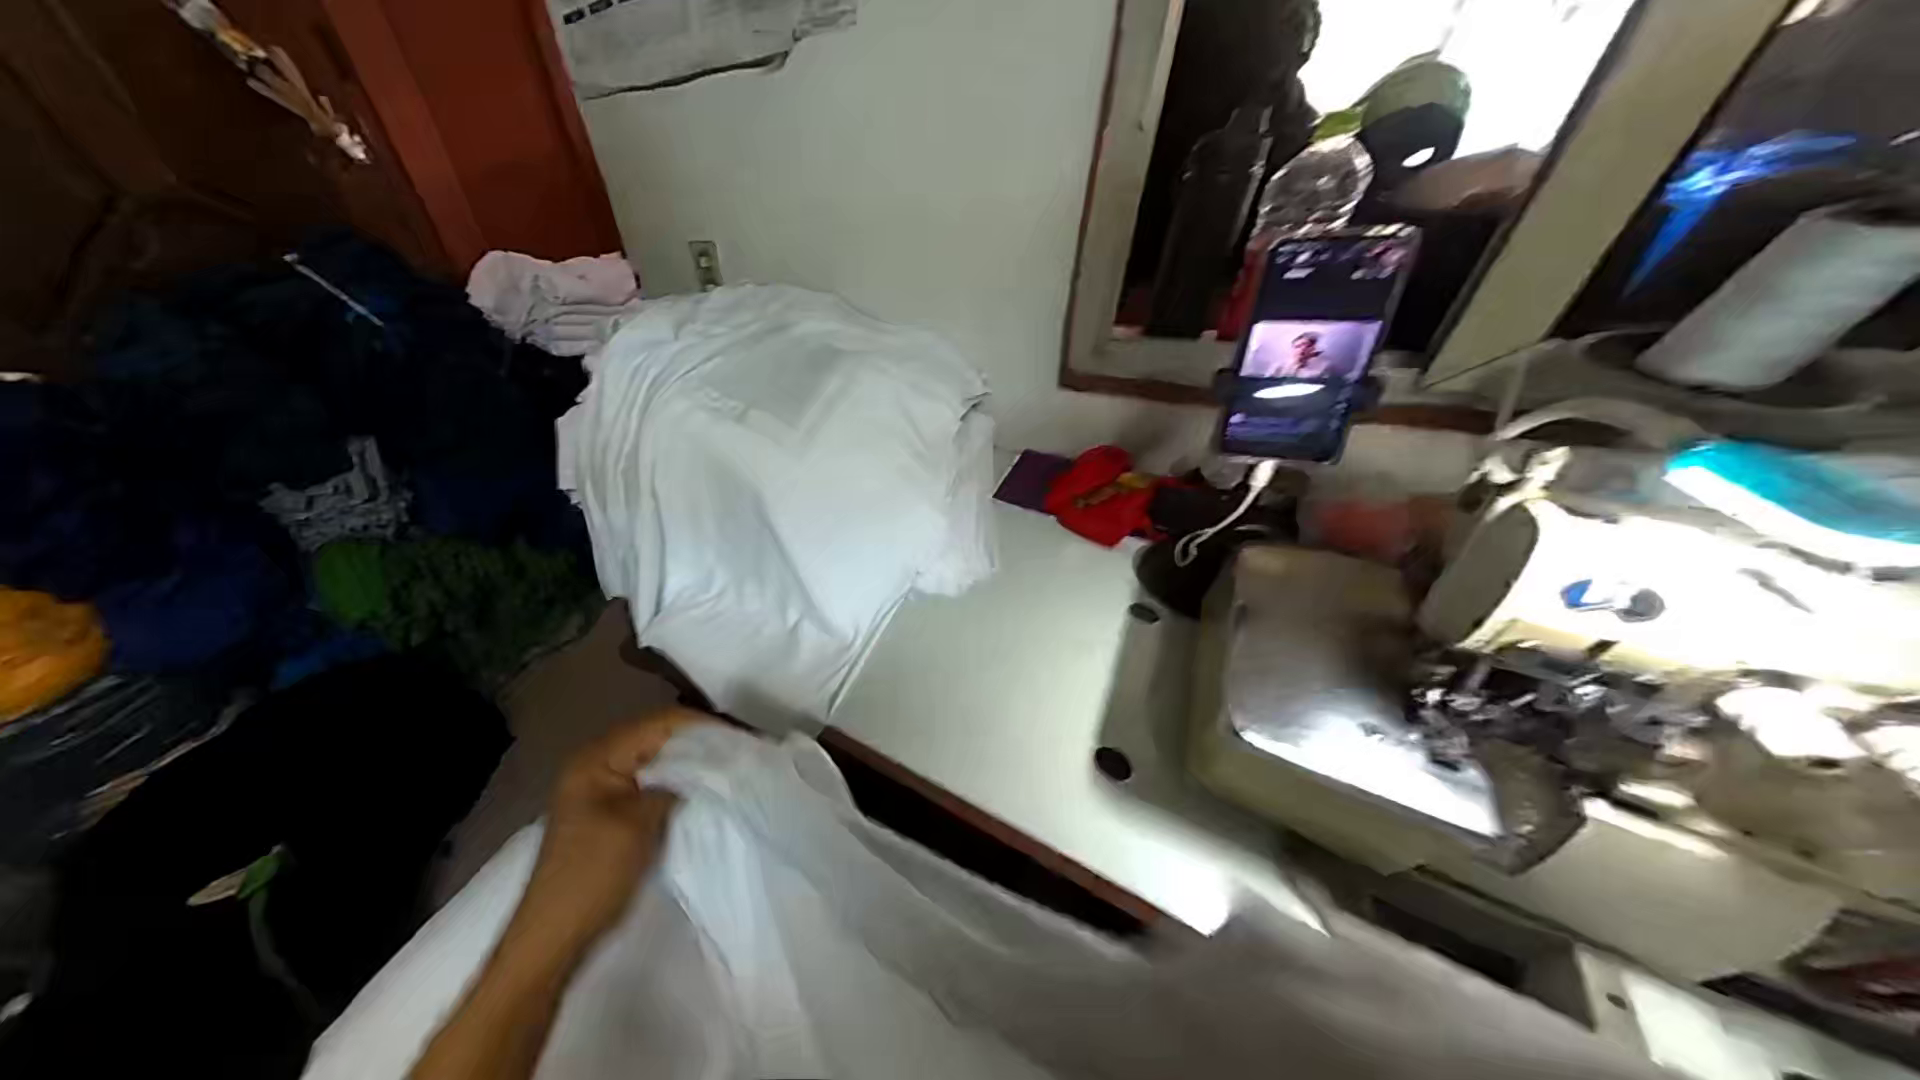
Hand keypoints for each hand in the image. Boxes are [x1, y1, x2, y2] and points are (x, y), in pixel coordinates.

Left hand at [508, 707, 718, 960]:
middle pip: (659, 736)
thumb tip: (711, 766)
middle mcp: (598, 762)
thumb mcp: (639, 822)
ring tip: (730, 764)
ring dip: (692, 759)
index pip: (660, 724)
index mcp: (597, 758)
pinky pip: (653, 779)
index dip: (703, 726)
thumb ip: (676, 784)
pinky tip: (705, 786)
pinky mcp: (612, 807)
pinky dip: (679, 779)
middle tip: (741, 748)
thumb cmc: (593, 874)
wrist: (554, 936)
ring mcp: (603, 786)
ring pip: (658, 757)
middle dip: (701, 739)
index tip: (742, 737)